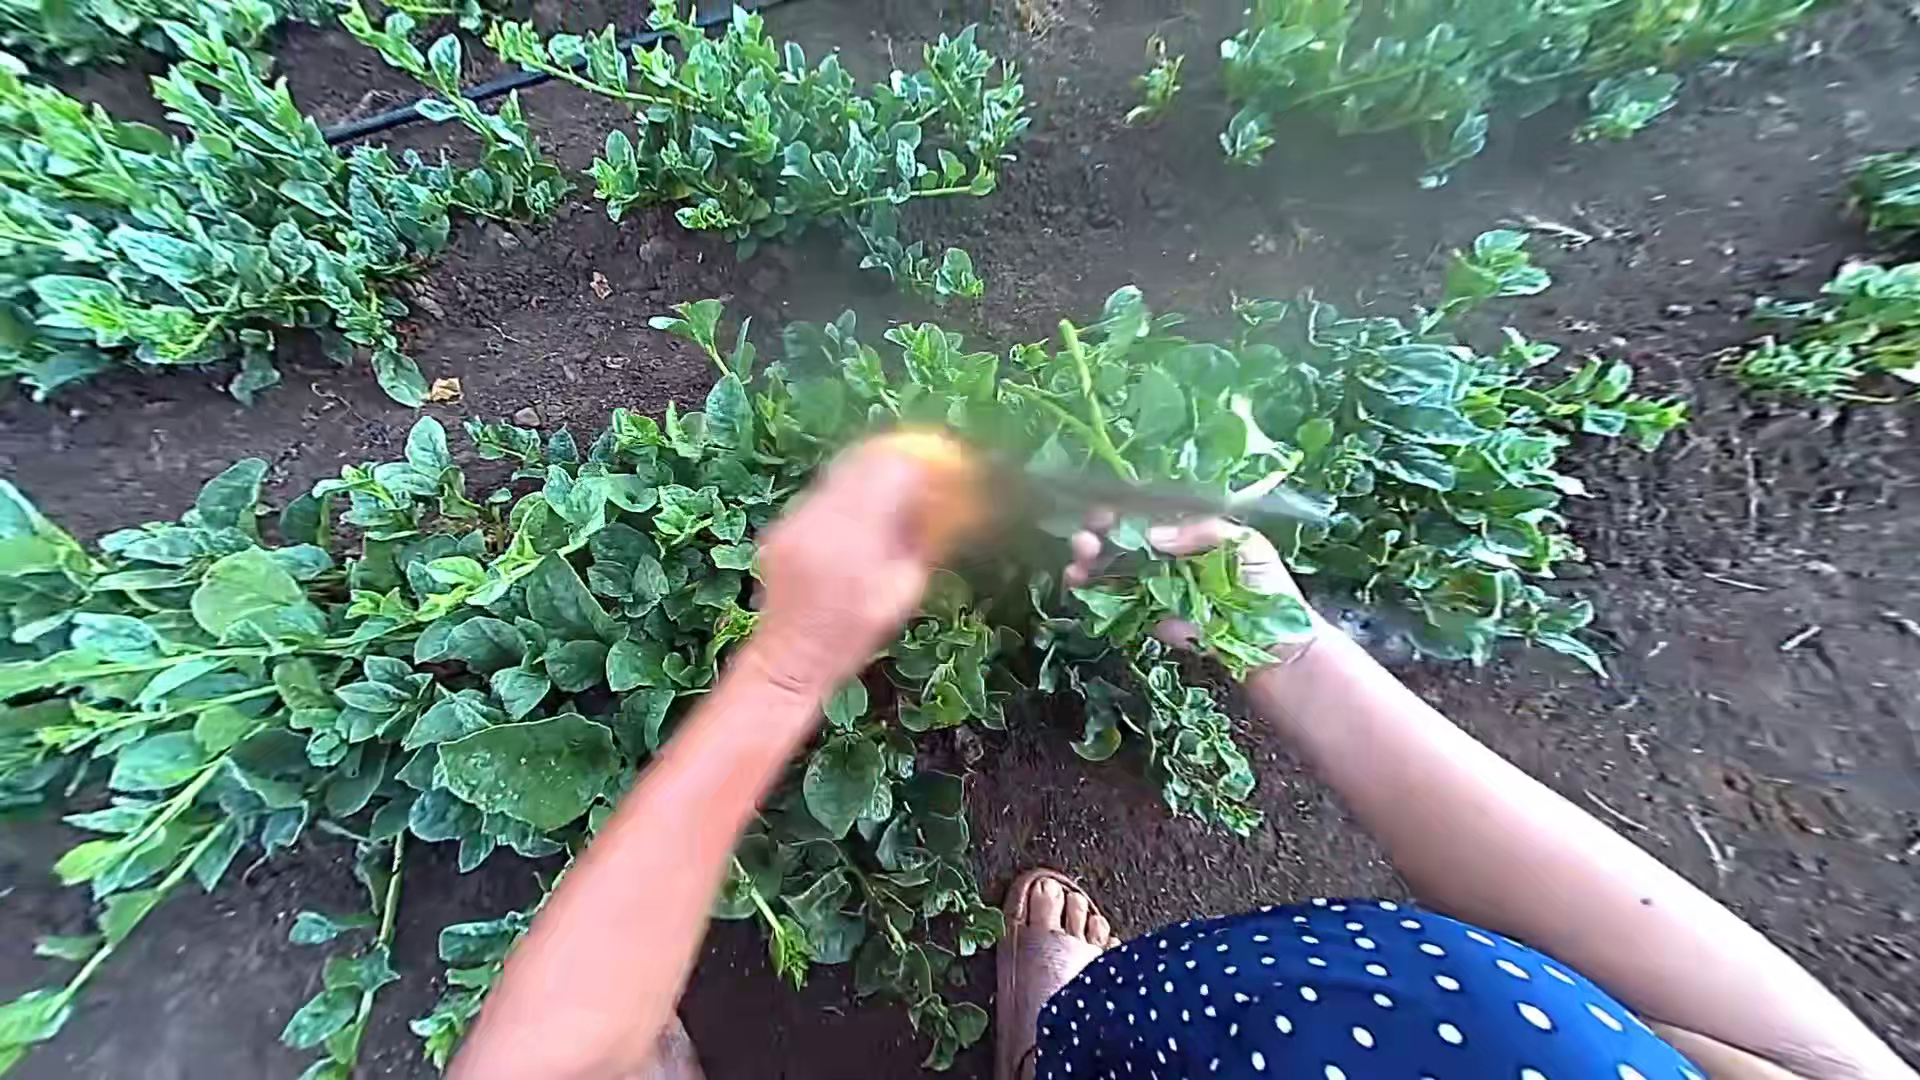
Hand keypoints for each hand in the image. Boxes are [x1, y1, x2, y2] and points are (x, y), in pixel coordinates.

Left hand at [747, 438, 944, 697]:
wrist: (788, 659)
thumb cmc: (854, 638)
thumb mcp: (902, 593)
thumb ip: (922, 543)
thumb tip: (944, 504)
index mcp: (854, 538)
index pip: (891, 472)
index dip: (922, 461)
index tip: (942, 464)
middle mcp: (818, 518)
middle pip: (862, 460)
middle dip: (897, 456)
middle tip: (922, 466)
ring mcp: (793, 518)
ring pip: (839, 471)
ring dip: (871, 470)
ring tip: (894, 485)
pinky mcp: (780, 524)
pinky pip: (822, 491)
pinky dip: (848, 490)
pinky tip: (861, 510)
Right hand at [1064, 513, 1322, 656]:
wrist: (1275, 646)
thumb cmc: (1265, 588)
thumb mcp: (1243, 543)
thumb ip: (1201, 531)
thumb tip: (1152, 534)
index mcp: (1183, 535)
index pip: (1142, 519)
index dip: (1117, 515)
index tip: (1098, 516)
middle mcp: (1162, 559)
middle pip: (1118, 546)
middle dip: (1094, 541)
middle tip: (1082, 543)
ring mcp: (1153, 590)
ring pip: (1110, 574)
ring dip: (1087, 569)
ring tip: (1075, 569)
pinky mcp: (1149, 619)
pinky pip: (1116, 606)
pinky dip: (1094, 598)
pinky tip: (1080, 591)